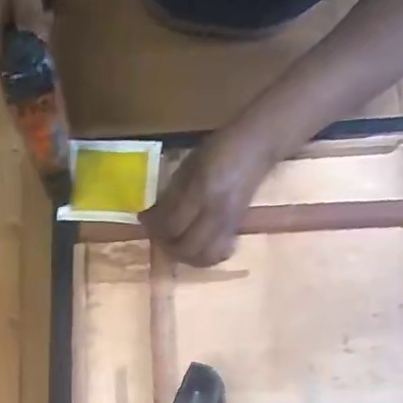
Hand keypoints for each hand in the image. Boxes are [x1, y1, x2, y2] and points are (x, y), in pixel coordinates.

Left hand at [139, 125, 275, 266]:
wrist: (258, 145)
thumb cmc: (220, 148)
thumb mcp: (190, 164)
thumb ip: (173, 192)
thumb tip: (154, 215)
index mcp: (202, 190)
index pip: (172, 224)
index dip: (153, 227)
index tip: (143, 220)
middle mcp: (216, 212)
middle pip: (185, 246)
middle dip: (166, 245)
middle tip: (158, 234)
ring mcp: (228, 223)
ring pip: (202, 256)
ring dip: (184, 256)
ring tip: (174, 244)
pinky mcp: (236, 228)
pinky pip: (217, 254)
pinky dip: (202, 257)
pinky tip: (194, 247)